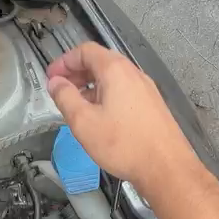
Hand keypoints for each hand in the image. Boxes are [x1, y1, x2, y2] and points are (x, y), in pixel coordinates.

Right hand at [46, 43, 208, 201]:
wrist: (165, 167)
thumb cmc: (125, 145)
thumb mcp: (83, 122)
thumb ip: (65, 98)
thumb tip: (55, 84)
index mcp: (115, 71)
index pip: (85, 51)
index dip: (64, 61)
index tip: (52, 77)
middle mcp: (133, 74)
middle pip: (100, 62)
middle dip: (76, 73)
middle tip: (61, 90)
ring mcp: (145, 89)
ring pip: (113, 78)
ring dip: (91, 86)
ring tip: (77, 106)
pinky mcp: (151, 105)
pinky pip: (124, 92)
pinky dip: (107, 97)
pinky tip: (100, 117)